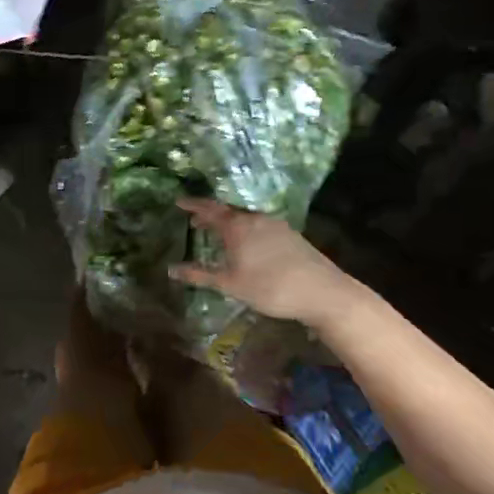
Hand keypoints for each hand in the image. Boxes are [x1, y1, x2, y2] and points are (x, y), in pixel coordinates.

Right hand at [168, 198, 370, 331]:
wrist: (323, 292)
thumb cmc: (269, 288)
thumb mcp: (229, 284)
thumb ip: (199, 275)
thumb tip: (171, 270)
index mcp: (237, 226)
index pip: (209, 209)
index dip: (192, 205)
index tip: (179, 202)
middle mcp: (255, 218)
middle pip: (227, 210)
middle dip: (209, 214)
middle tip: (194, 220)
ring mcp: (275, 224)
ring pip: (245, 216)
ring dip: (228, 221)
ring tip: (218, 232)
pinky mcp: (290, 234)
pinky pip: (259, 223)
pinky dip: (245, 227)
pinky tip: (246, 242)